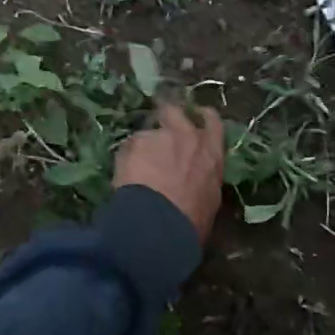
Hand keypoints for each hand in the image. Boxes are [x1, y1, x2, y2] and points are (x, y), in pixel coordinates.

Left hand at [114, 104, 226, 245]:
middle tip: (159, 133)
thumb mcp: (210, 198)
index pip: (213, 122)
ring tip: (134, 167)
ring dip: (143, 146)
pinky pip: (128, 147)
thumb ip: (204, 178)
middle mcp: (187, 137)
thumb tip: (199, 178)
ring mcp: (159, 137)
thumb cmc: (192, 220)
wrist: (159, 223)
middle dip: (166, 116)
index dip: (203, 117)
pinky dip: (126, 159)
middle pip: (174, 111)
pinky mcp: (134, 144)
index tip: (197, 116)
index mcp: (211, 152)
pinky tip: (122, 177)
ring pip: (147, 133)